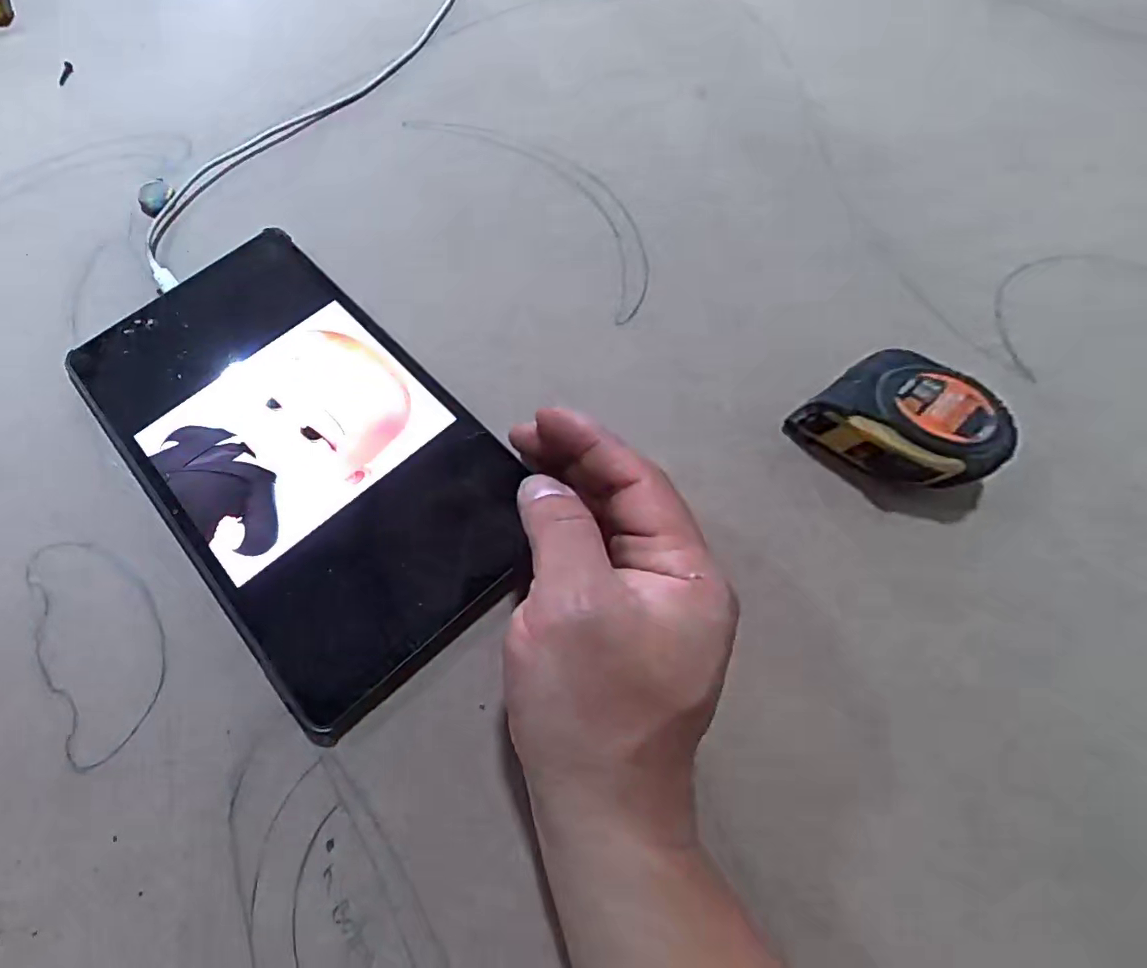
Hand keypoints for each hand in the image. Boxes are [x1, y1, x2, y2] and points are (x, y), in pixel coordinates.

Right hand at [503, 408, 737, 843]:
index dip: (592, 444)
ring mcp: (640, 604)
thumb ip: (561, 532)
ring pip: (605, 526)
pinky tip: (533, 510)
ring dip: (565, 489)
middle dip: (576, 461)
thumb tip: (540, 484)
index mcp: (686, 576)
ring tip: (523, 458)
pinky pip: (586, 554)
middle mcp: (673, 583)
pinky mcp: (606, 621)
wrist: (595, 792)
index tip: (543, 416)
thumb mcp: (571, 605)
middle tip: (522, 433)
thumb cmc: (588, 699)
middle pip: (626, 501)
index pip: (641, 487)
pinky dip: (559, 523)